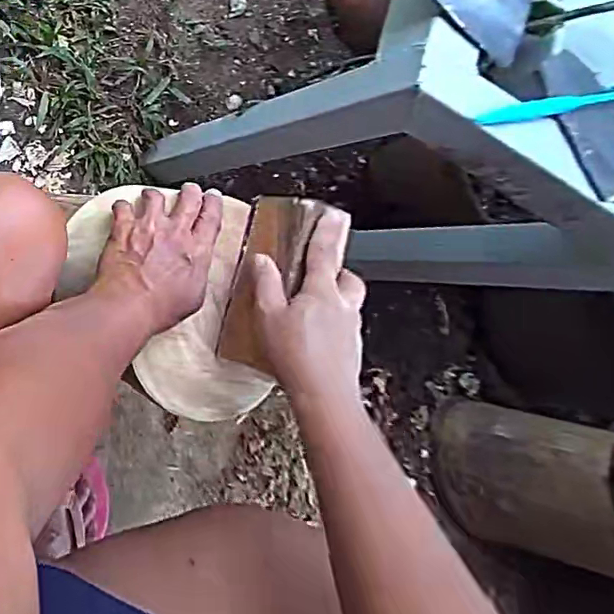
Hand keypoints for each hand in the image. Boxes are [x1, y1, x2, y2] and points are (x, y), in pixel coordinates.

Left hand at [92, 185, 224, 333]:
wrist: (129, 305)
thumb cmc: (160, 308)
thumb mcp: (194, 297)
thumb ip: (197, 273)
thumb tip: (196, 267)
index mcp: (196, 250)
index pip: (211, 218)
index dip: (214, 204)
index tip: (213, 198)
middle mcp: (174, 232)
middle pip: (189, 199)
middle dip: (191, 191)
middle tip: (189, 190)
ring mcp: (148, 226)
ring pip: (155, 196)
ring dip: (153, 195)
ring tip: (150, 197)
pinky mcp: (124, 227)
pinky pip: (123, 206)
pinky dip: (122, 206)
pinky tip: (122, 210)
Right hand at [253, 206, 366, 401]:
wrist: (326, 399)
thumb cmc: (296, 357)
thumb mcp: (268, 316)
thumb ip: (266, 284)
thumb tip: (262, 260)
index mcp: (321, 292)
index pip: (325, 253)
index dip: (328, 232)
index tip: (333, 215)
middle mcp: (342, 307)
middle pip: (347, 278)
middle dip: (338, 271)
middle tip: (319, 272)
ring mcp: (350, 329)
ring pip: (348, 303)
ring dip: (335, 298)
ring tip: (310, 307)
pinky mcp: (351, 350)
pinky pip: (344, 326)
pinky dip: (332, 323)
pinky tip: (313, 336)